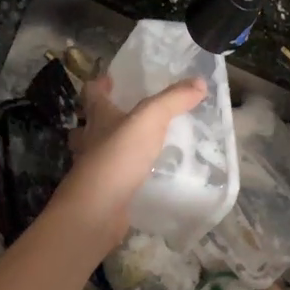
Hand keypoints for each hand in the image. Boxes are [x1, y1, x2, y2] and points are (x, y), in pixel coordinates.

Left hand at [53, 77, 208, 243]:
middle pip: (90, 123)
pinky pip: (112, 179)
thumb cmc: (118, 155)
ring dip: (113, 148)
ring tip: (139, 148)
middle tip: (130, 115)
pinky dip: (123, 176)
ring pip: (98, 152)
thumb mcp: (151, 119)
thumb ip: (174, 100)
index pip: (91, 93)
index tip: (111, 80)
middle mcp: (89, 140)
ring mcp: (91, 169)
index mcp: (97, 117)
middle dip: (105, 118)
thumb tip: (200, 81)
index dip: (99, 84)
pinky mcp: (101, 194)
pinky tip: (142, 178)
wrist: (98, 210)